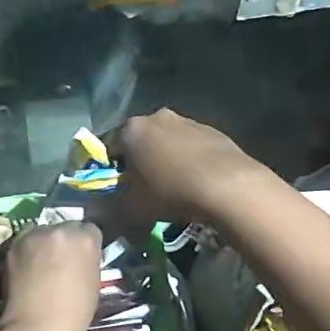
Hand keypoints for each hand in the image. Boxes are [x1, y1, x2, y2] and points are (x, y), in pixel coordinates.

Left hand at [0, 222, 102, 330]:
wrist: (37, 326)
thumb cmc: (74, 312)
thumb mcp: (93, 282)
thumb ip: (87, 261)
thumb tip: (79, 257)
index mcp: (86, 239)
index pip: (89, 231)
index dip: (85, 245)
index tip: (80, 258)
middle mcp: (60, 230)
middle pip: (65, 228)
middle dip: (64, 242)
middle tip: (59, 262)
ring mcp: (35, 235)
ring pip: (43, 232)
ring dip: (44, 244)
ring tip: (40, 267)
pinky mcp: (14, 243)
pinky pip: (25, 241)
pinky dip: (27, 251)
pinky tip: (27, 269)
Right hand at [111, 109, 270, 223]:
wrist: (228, 187)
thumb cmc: (170, 192)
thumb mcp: (133, 209)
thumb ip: (112, 209)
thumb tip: (101, 213)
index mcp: (130, 130)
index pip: (106, 146)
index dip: (107, 169)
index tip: (114, 188)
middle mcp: (156, 117)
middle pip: (137, 141)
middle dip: (136, 161)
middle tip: (141, 188)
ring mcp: (187, 121)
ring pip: (165, 141)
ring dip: (163, 159)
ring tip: (171, 186)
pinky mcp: (212, 130)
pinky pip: (189, 145)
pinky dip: (186, 159)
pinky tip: (193, 181)